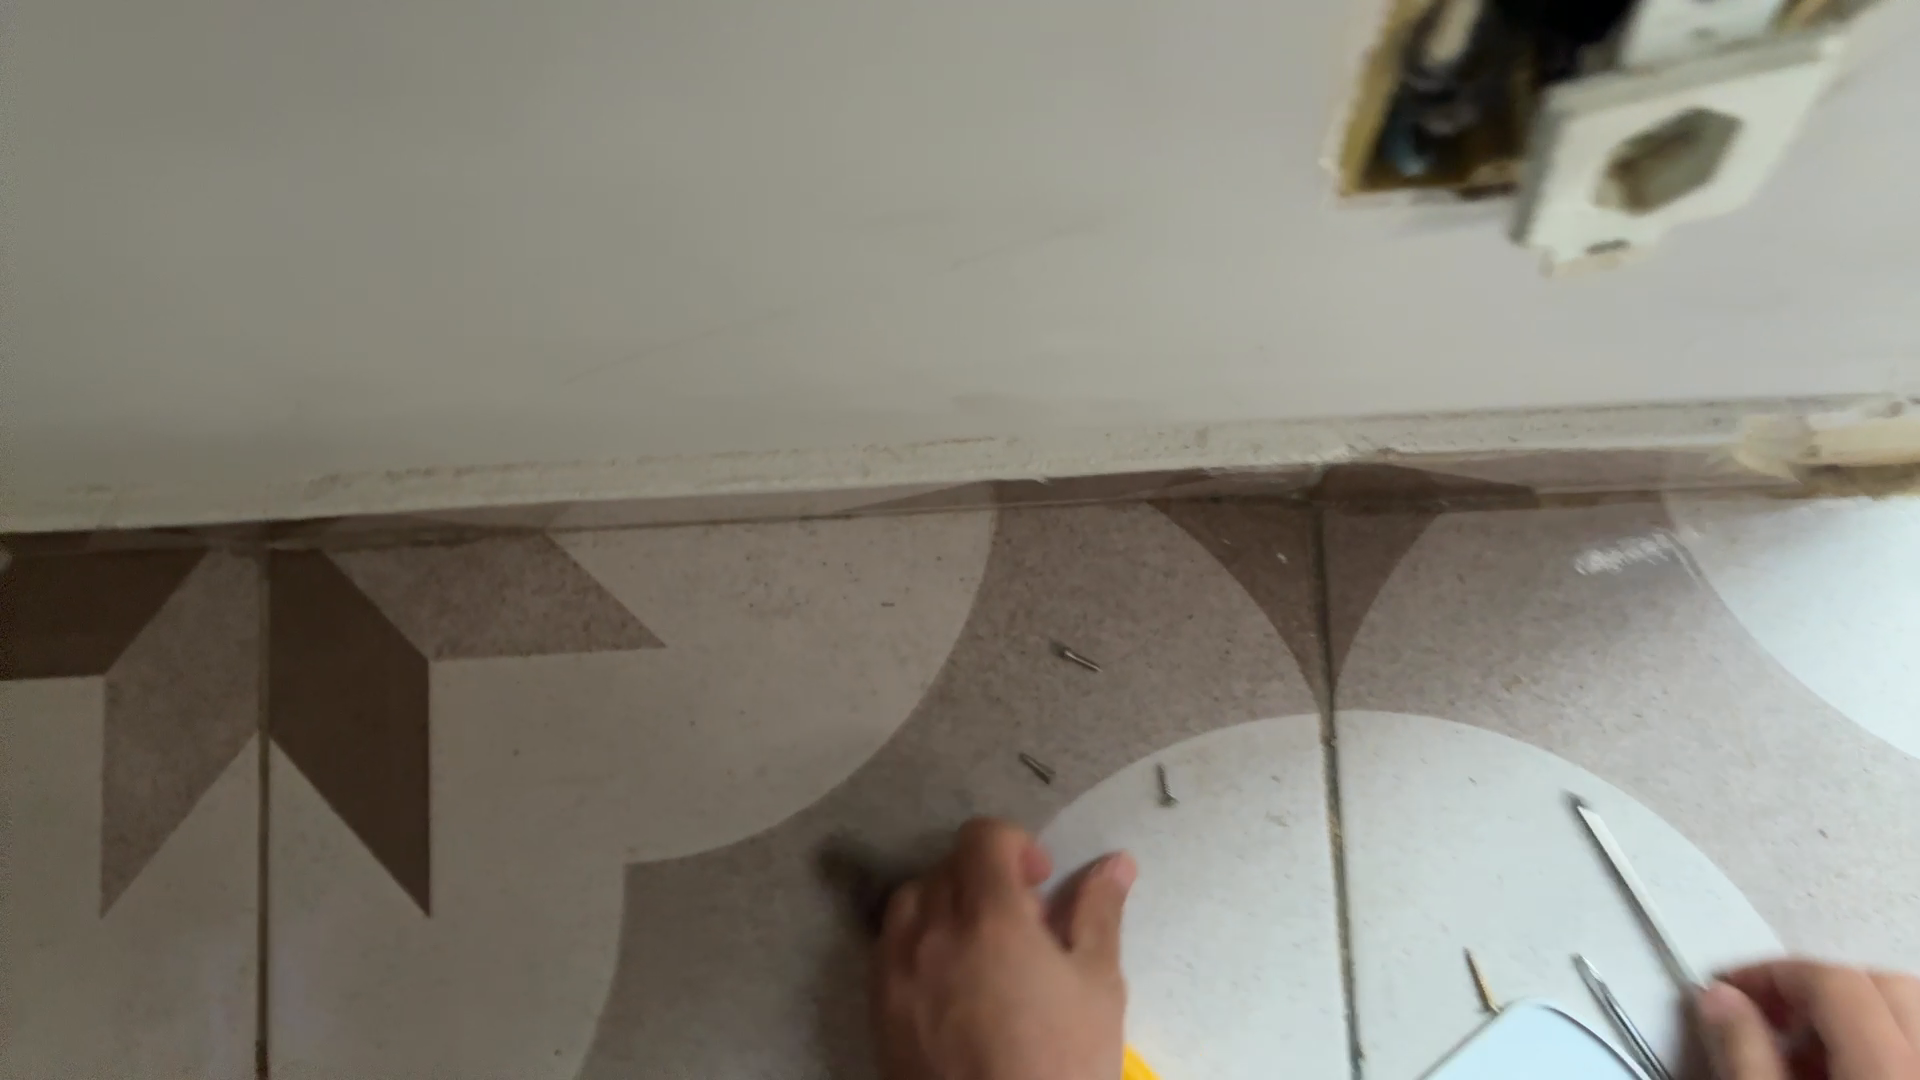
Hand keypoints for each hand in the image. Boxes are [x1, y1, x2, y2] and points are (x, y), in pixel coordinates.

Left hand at [870, 818, 1136, 1079]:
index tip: (1039, 882)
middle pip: (950, 865)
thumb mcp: (1097, 985)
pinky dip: (917, 939)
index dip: (1015, 845)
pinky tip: (948, 978)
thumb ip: (1098, 911)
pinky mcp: (878, 1007)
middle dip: (988, 877)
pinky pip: (889, 943)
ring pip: (913, 899)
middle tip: (1022, 923)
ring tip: (979, 946)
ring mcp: (897, 968)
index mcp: (989, 915)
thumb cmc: (1063, 1063)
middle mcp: (933, 929)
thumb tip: (1117, 861)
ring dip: (947, 903)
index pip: (982, 836)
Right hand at [1700, 959, 1919, 1079]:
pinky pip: (1919, 1039)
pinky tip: (1850, 1067)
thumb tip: (1719, 996)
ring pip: (1909, 1010)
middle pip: (1884, 985)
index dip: (1772, 972)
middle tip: (1773, 1011)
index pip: (1833, 980)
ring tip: (1810, 1048)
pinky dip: (1884, 1040)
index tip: (1735, 987)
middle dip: (1817, 985)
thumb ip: (1742, 1049)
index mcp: (1887, 1069)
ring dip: (1853, 1012)